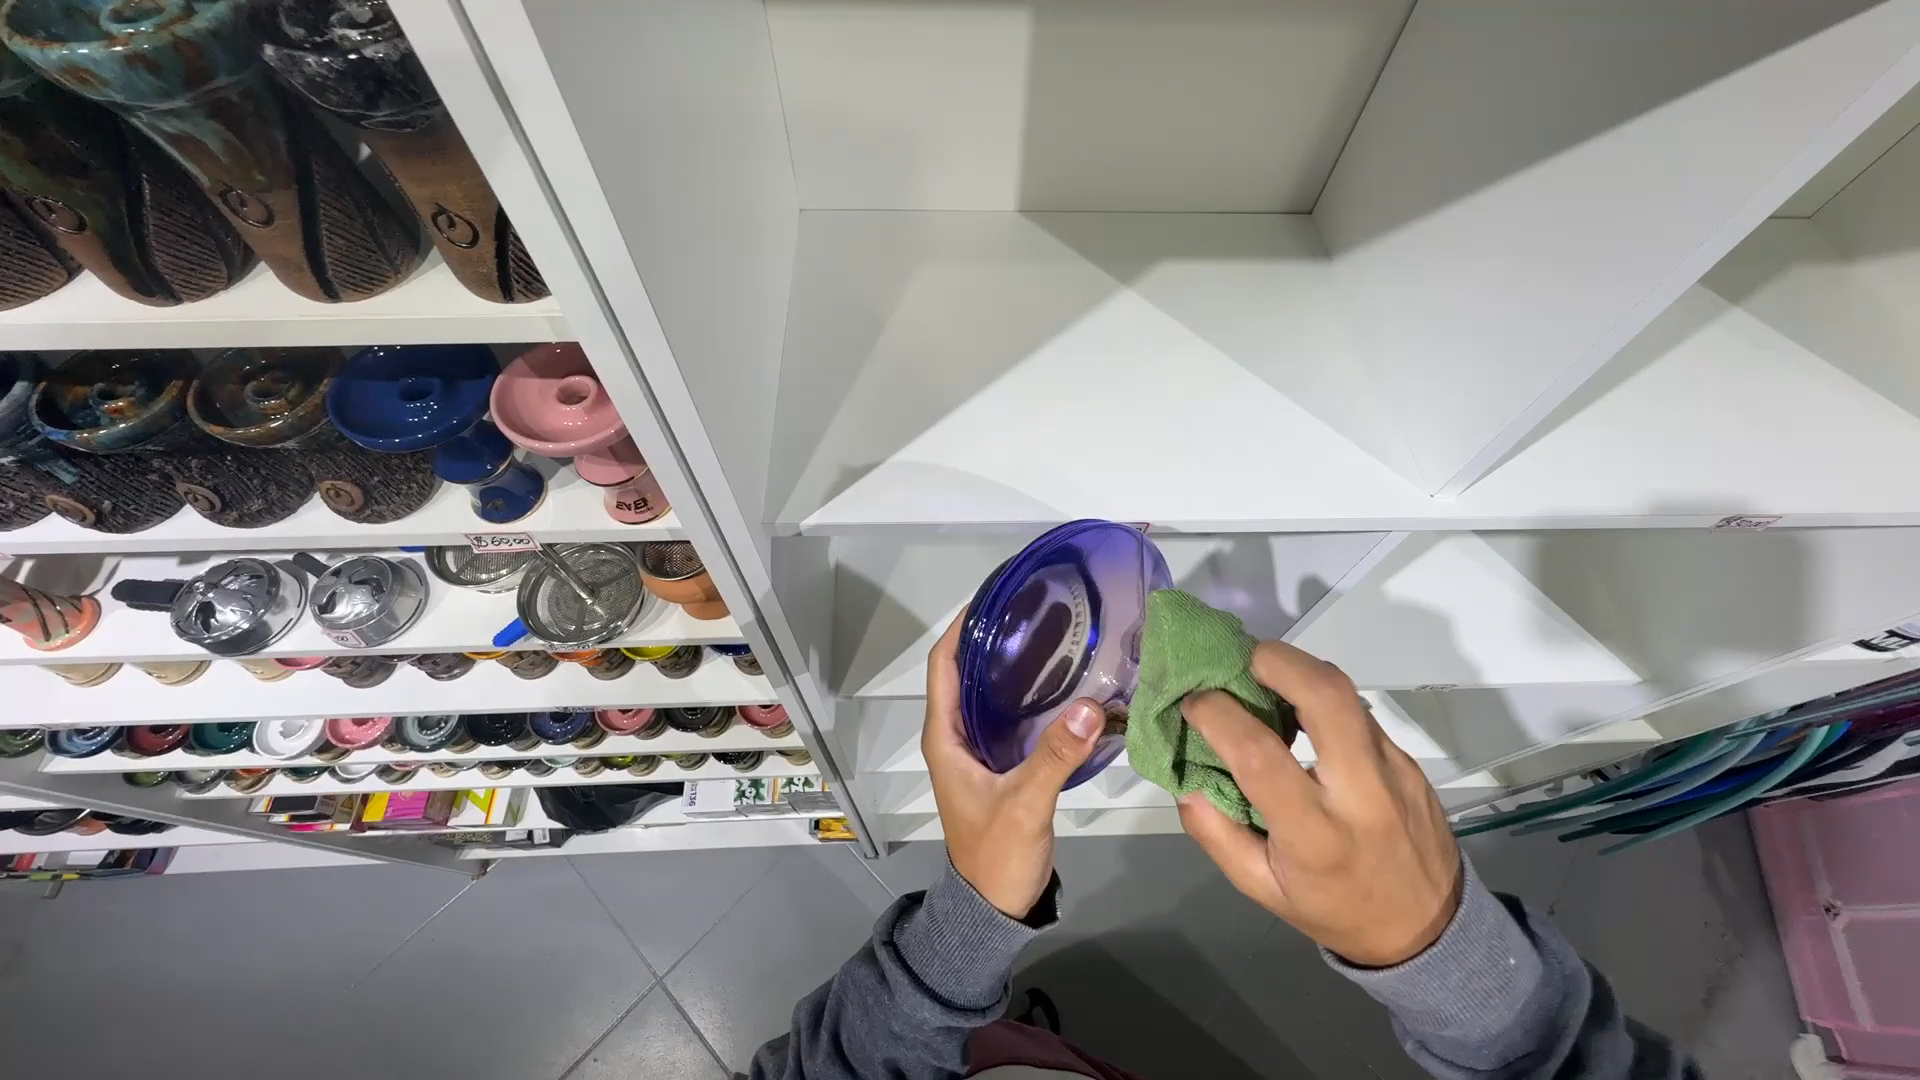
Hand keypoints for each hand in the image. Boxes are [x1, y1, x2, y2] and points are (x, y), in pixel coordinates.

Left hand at [923, 612, 1103, 919]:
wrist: (995, 905)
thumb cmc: (996, 854)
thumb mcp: (1024, 804)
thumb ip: (1055, 757)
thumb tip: (1090, 706)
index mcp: (945, 736)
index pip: (942, 666)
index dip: (960, 629)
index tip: (993, 598)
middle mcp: (957, 734)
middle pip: (967, 671)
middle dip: (995, 639)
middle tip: (1037, 611)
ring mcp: (980, 747)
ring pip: (992, 691)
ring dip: (1013, 665)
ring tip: (1054, 636)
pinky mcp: (1003, 761)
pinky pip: (1014, 715)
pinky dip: (1033, 694)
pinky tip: (1064, 684)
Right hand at [1178, 642, 1462, 967]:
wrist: (1431, 930)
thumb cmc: (1333, 907)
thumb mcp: (1261, 888)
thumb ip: (1215, 833)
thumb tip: (1184, 778)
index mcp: (1315, 833)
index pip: (1259, 754)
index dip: (1217, 715)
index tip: (1192, 701)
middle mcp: (1360, 793)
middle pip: (1326, 696)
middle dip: (1276, 661)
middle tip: (1240, 658)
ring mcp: (1393, 770)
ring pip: (1347, 693)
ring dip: (1299, 670)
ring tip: (1262, 674)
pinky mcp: (1407, 760)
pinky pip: (1358, 712)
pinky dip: (1320, 699)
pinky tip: (1298, 712)